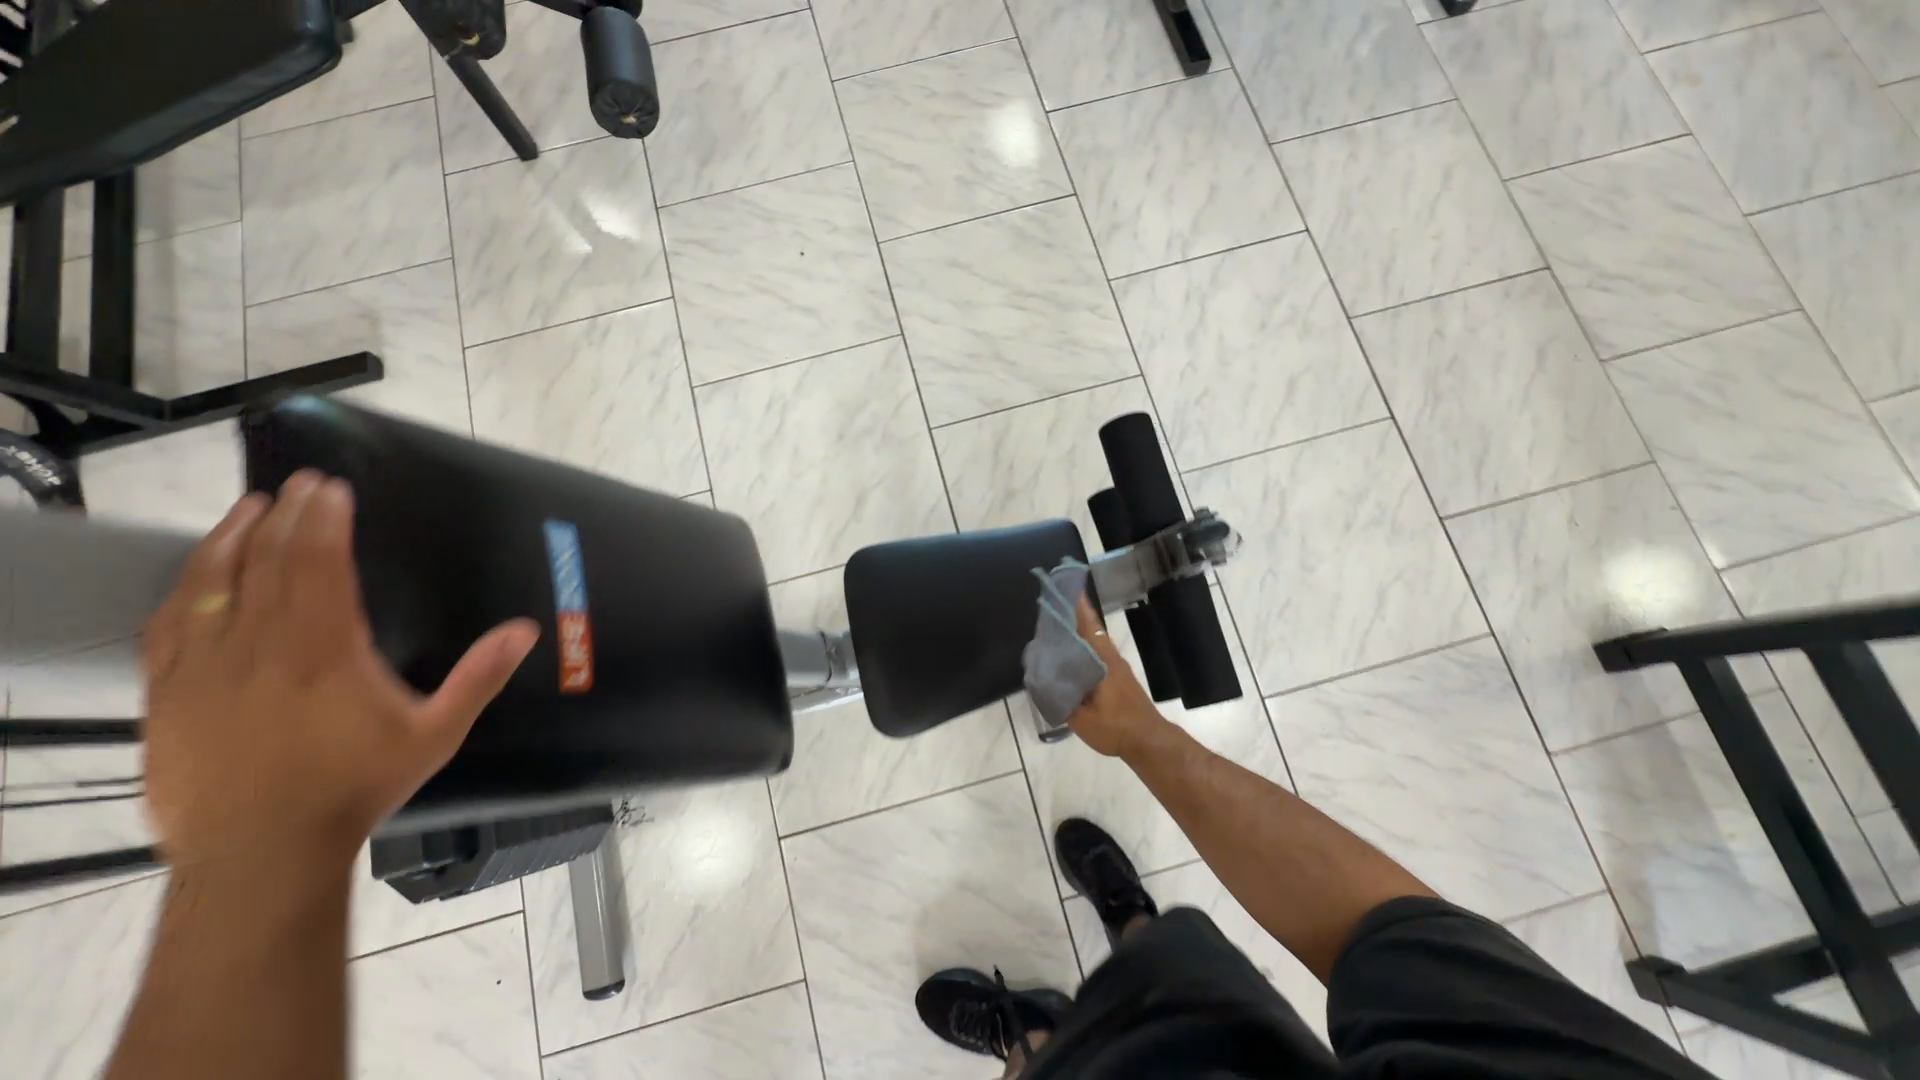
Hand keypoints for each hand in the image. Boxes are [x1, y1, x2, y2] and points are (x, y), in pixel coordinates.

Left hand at [142, 470, 539, 870]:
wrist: (260, 852)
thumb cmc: (355, 787)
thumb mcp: (435, 734)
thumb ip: (478, 677)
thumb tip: (525, 630)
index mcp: (324, 649)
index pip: (319, 563)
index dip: (325, 520)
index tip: (332, 487)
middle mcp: (259, 645)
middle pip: (267, 559)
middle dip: (287, 514)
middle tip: (301, 482)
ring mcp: (205, 666)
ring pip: (211, 581)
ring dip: (231, 537)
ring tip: (250, 507)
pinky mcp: (168, 692)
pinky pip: (169, 623)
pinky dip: (186, 587)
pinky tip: (198, 573)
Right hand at [1066, 599, 1169, 758]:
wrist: (1147, 741)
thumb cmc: (1115, 727)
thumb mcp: (1080, 718)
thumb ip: (1059, 698)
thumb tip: (1040, 680)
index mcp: (1100, 661)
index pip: (1085, 627)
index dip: (1074, 608)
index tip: (1063, 589)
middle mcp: (1109, 657)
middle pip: (1089, 629)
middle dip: (1073, 614)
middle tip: (1051, 605)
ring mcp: (1115, 666)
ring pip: (1094, 640)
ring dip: (1078, 630)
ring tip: (1056, 627)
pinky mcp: (1118, 677)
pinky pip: (1097, 653)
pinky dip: (1083, 646)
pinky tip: (1070, 655)